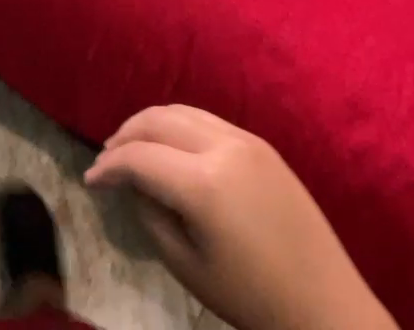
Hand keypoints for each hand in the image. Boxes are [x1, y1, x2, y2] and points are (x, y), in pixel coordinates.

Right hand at [84, 106, 395, 329]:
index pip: (140, 157)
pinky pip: (209, 120)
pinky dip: (179, 125)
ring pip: (184, 111)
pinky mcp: (262, 144)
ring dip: (151, 124)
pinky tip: (170, 147)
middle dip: (125, 135)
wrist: (323, 301)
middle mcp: (224, 147)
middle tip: (106, 159)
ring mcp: (247, 140)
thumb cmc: (250, 296)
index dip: (109, 166)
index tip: (90, 181)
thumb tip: (131, 182)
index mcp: (204, 183)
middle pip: (159, 120)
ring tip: (132, 147)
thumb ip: (151, 213)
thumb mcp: (186, 264)